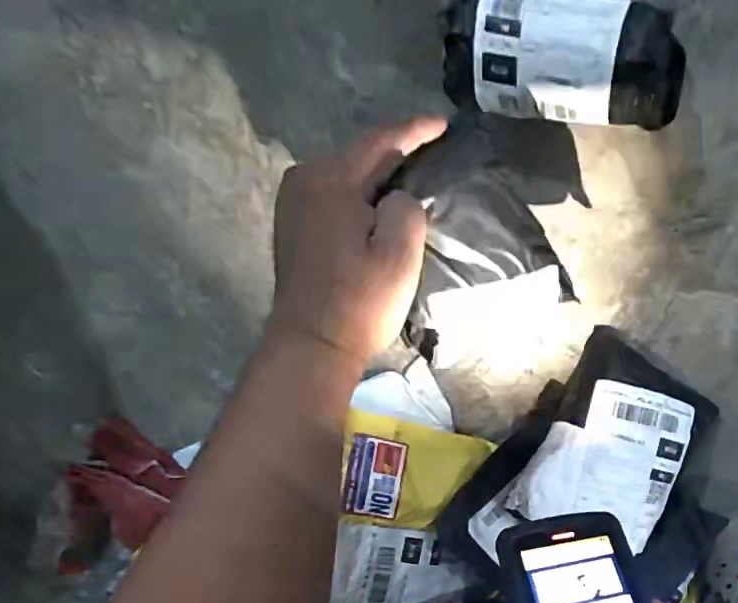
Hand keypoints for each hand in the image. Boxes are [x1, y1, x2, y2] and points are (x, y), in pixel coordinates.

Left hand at [269, 116, 447, 361]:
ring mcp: (293, 203)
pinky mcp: (293, 227)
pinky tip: (376, 209)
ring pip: (346, 177)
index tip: (444, 123)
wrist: (313, 344)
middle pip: (359, 156)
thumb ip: (408, 210)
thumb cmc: (360, 303)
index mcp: (330, 180)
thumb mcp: (399, 256)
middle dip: (396, 154)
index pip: (381, 142)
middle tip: (430, 152)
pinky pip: (333, 197)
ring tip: (409, 180)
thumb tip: (400, 200)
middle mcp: (304, 179)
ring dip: (376, 178)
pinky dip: (359, 197)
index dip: (416, 130)